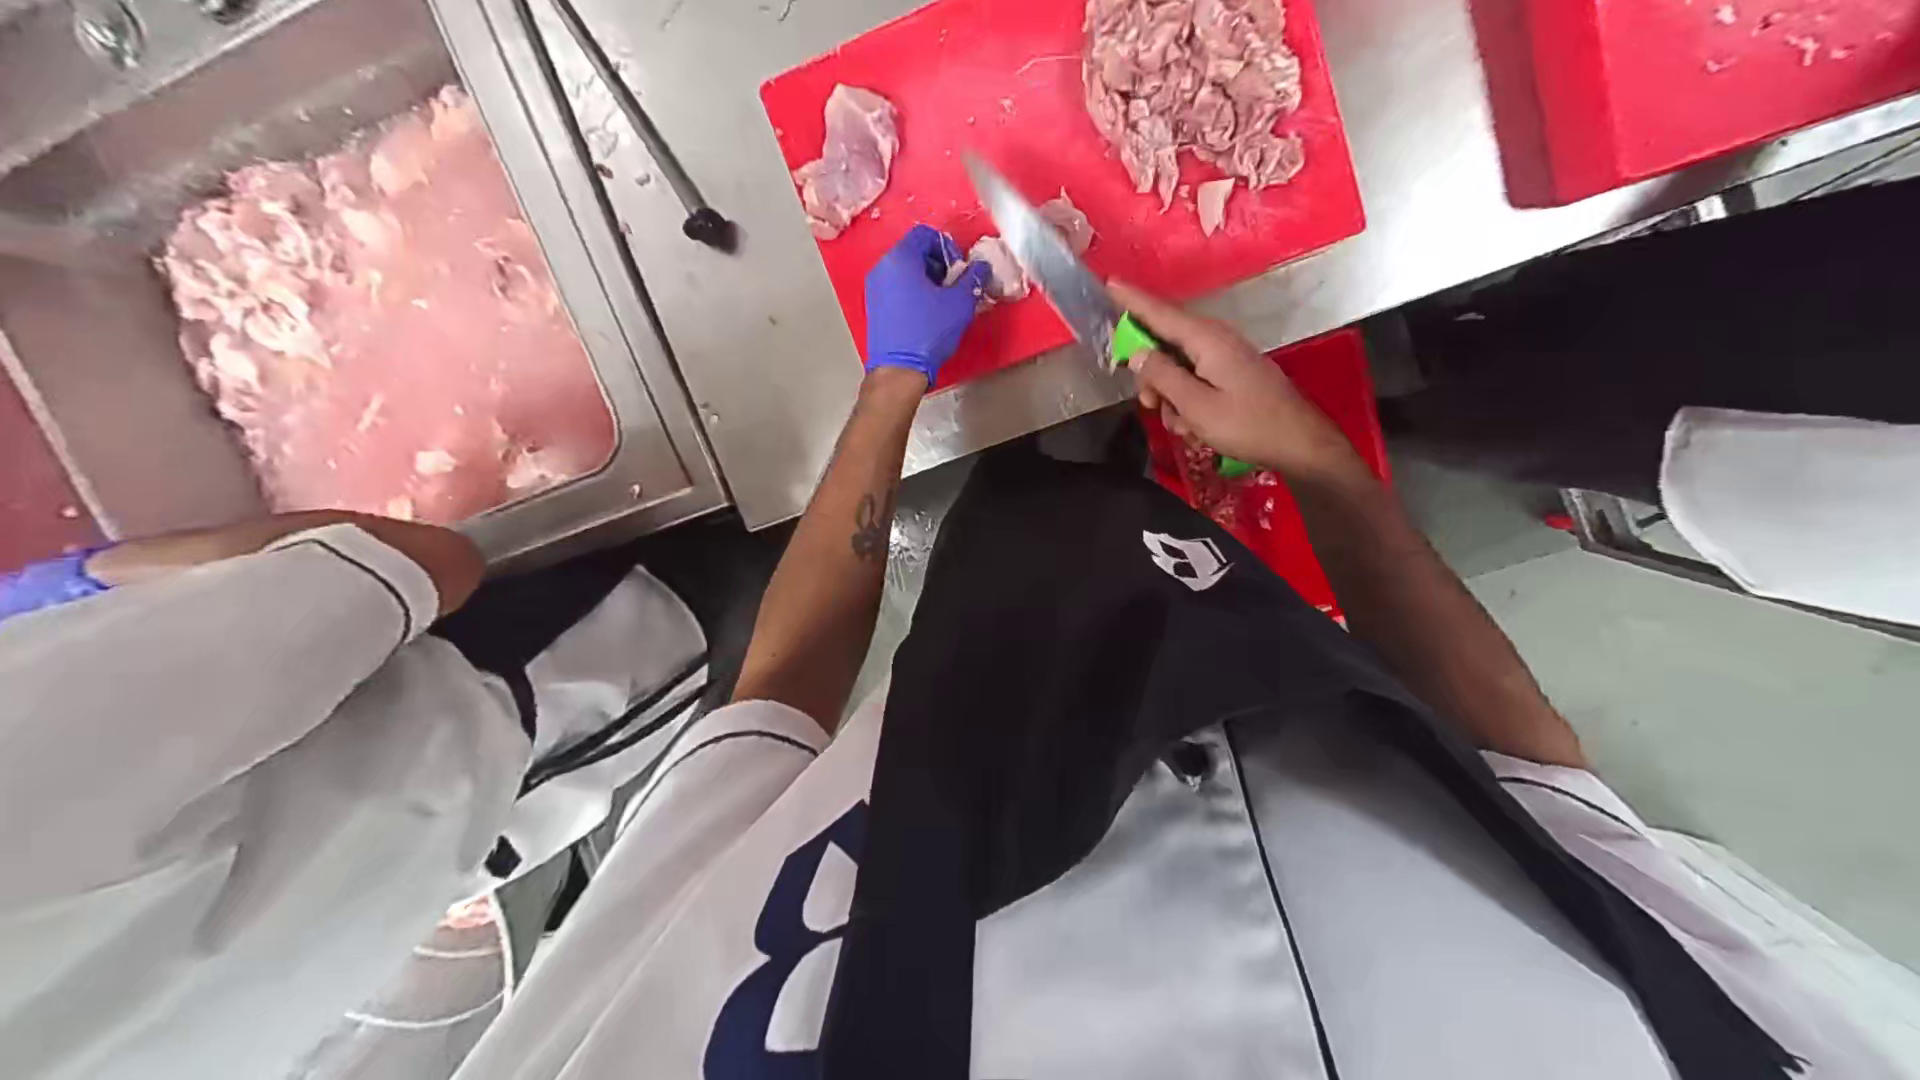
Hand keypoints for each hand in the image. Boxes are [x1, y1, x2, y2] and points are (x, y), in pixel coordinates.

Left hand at [864, 224, 991, 384]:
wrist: (899, 370)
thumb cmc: (928, 333)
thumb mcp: (960, 303)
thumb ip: (973, 278)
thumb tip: (980, 267)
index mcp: (900, 258)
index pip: (925, 234)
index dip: (948, 247)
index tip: (959, 270)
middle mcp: (883, 268)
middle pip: (914, 252)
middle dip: (938, 265)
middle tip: (953, 286)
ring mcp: (875, 289)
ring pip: (905, 272)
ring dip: (927, 280)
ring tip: (942, 303)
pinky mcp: (874, 308)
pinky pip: (896, 289)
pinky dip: (913, 293)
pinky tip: (926, 315)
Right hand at [1113, 280, 1366, 484]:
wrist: (1298, 443)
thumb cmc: (1248, 425)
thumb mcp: (1196, 406)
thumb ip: (1163, 377)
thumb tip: (1138, 353)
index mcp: (1206, 340)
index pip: (1161, 312)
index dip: (1132, 300)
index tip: (1109, 282)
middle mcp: (1215, 340)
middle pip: (1165, 343)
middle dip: (1150, 375)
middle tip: (1149, 404)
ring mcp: (1224, 356)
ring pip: (1177, 368)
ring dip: (1170, 397)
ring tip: (1184, 425)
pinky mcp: (1230, 373)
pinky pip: (1194, 380)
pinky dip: (1187, 403)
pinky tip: (1197, 427)